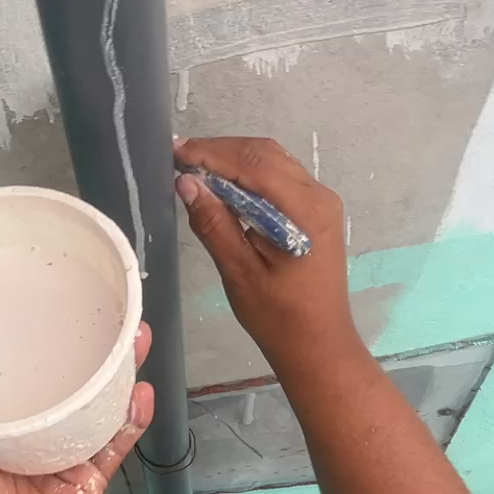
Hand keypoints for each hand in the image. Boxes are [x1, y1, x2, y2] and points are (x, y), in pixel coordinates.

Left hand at [0, 323, 154, 493]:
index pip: (15, 370)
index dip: (31, 336)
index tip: (42, 297)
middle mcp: (30, 433)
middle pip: (62, 380)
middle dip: (84, 346)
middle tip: (105, 310)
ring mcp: (63, 455)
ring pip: (95, 403)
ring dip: (116, 372)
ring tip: (133, 336)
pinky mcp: (90, 480)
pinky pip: (115, 443)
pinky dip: (131, 419)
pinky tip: (143, 392)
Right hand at [174, 136, 363, 370]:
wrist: (317, 343)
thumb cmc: (277, 315)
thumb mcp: (238, 271)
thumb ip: (213, 223)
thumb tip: (186, 183)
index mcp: (303, 211)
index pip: (252, 164)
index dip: (210, 153)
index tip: (174, 152)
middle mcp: (318, 196)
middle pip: (263, 154)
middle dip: (219, 150)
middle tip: (178, 155)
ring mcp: (320, 200)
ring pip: (271, 160)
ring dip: (232, 157)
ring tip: (193, 164)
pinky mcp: (314, 209)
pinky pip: (278, 175)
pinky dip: (246, 171)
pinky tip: (221, 182)